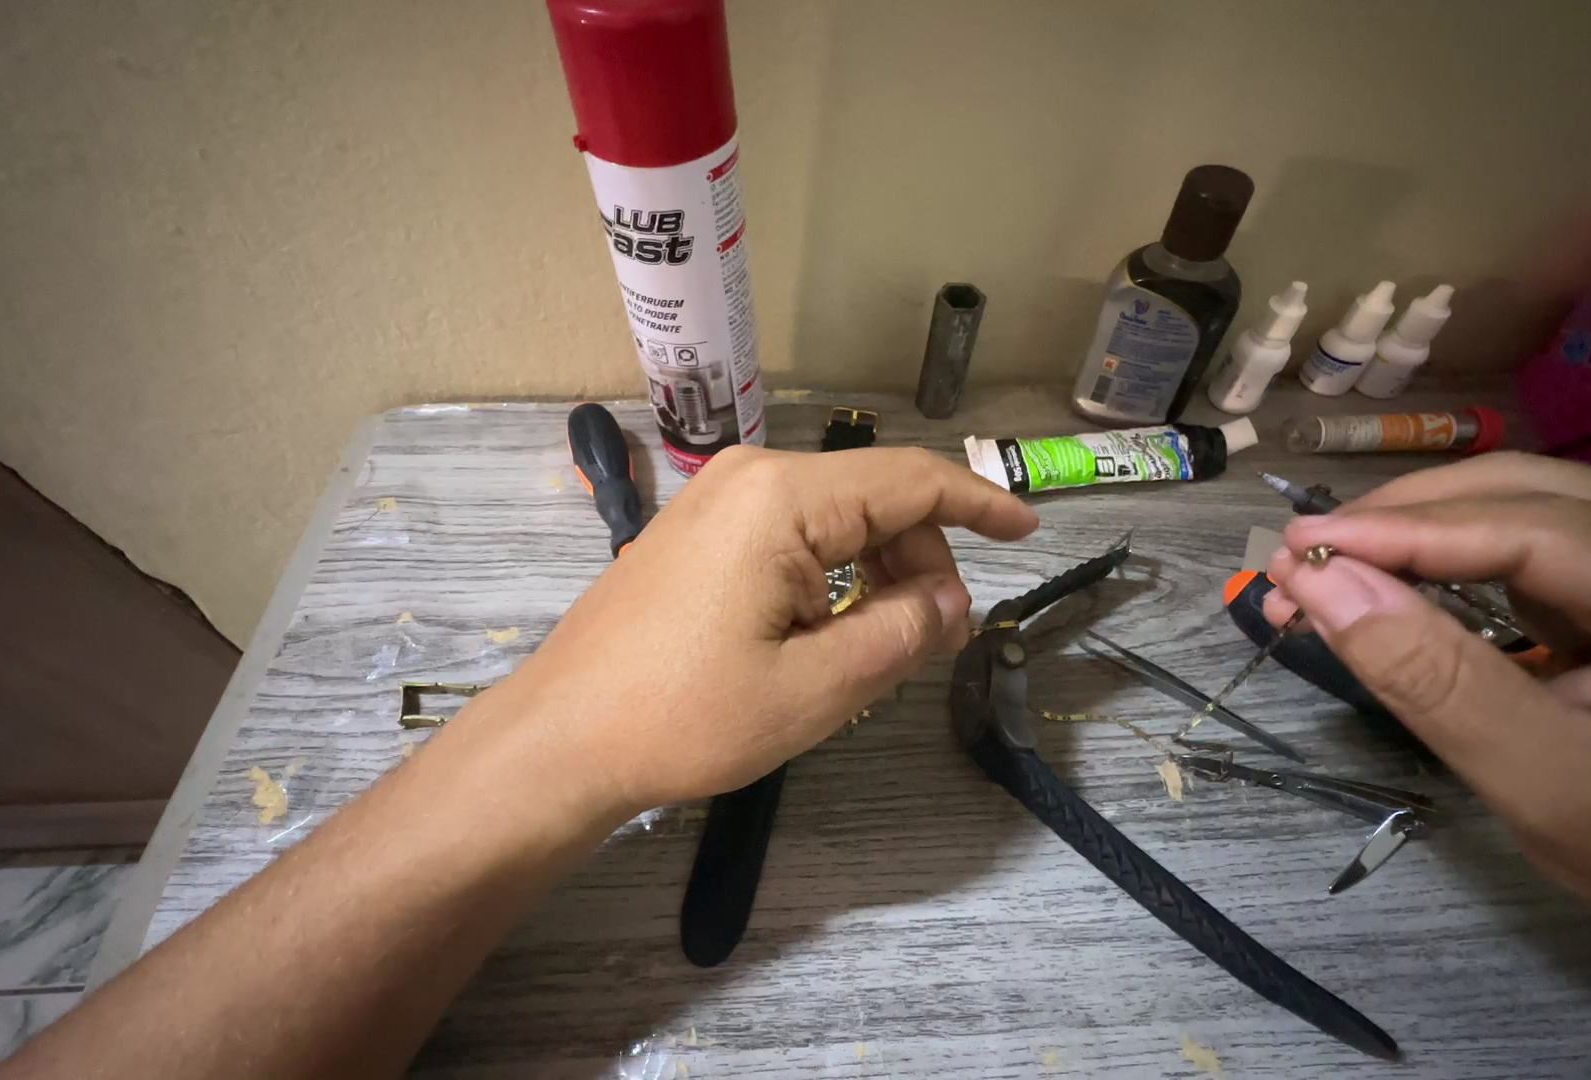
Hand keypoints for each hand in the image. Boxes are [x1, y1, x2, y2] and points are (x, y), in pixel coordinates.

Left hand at [470, 444, 1037, 811]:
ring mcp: (718, 497)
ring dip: (875, 572)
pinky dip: (831, 574)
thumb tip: (956, 602)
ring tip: (873, 646)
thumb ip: (902, 633)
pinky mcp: (700, 527)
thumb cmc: (684, 717)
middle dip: (921, 560)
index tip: (1028, 529)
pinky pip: (792, 533)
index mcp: (783, 497)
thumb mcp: (816, 687)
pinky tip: (825, 629)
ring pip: (835, 518)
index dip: (979, 503)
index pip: (910, 481)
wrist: (562, 737)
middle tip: (933, 638)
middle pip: (874, 499)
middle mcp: (750, 475)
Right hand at [1260, 453, 1590, 1027]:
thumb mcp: (1557, 788)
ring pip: (1513, 512)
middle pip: (1529, 495)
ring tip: (1314, 579)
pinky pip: (1511, 552)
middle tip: (1298, 560)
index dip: (1409, 531)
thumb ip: (1438, 682)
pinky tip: (1369, 589)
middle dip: (1397, 523)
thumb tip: (1319, 585)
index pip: (1549, 531)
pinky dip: (1425, 567)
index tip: (1297, 546)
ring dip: (1399, 540)